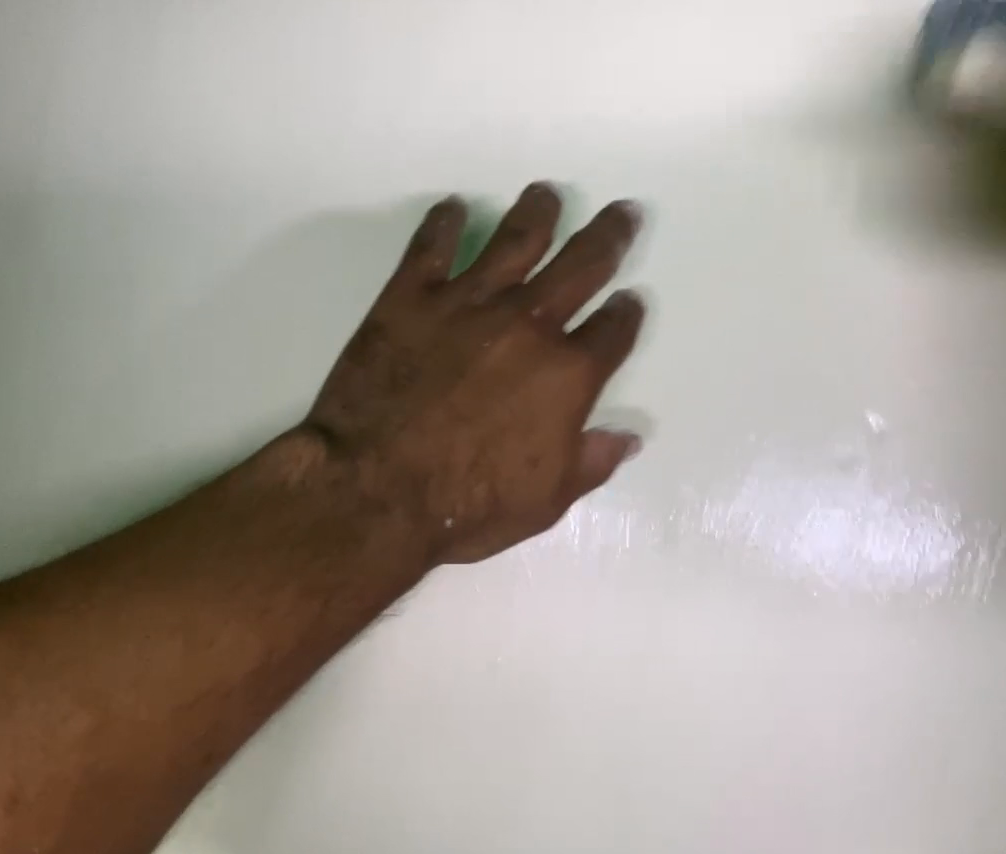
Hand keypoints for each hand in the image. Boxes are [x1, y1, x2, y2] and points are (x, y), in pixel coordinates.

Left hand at [301, 182, 645, 565]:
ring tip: (545, 194)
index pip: (612, 331)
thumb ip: (589, 464)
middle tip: (621, 213)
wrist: (375, 491)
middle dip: (607, 238)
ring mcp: (467, 304)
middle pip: (580, 266)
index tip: (630, 302)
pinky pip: (432, 246)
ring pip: (514, 241)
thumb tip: (627, 438)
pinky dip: (444, 223)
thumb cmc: (466, 507)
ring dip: (537, 213)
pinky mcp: (409, 298)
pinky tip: (453, 209)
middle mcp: (528, 326)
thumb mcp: (544, 502)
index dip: (626, 315)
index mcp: (567, 376)